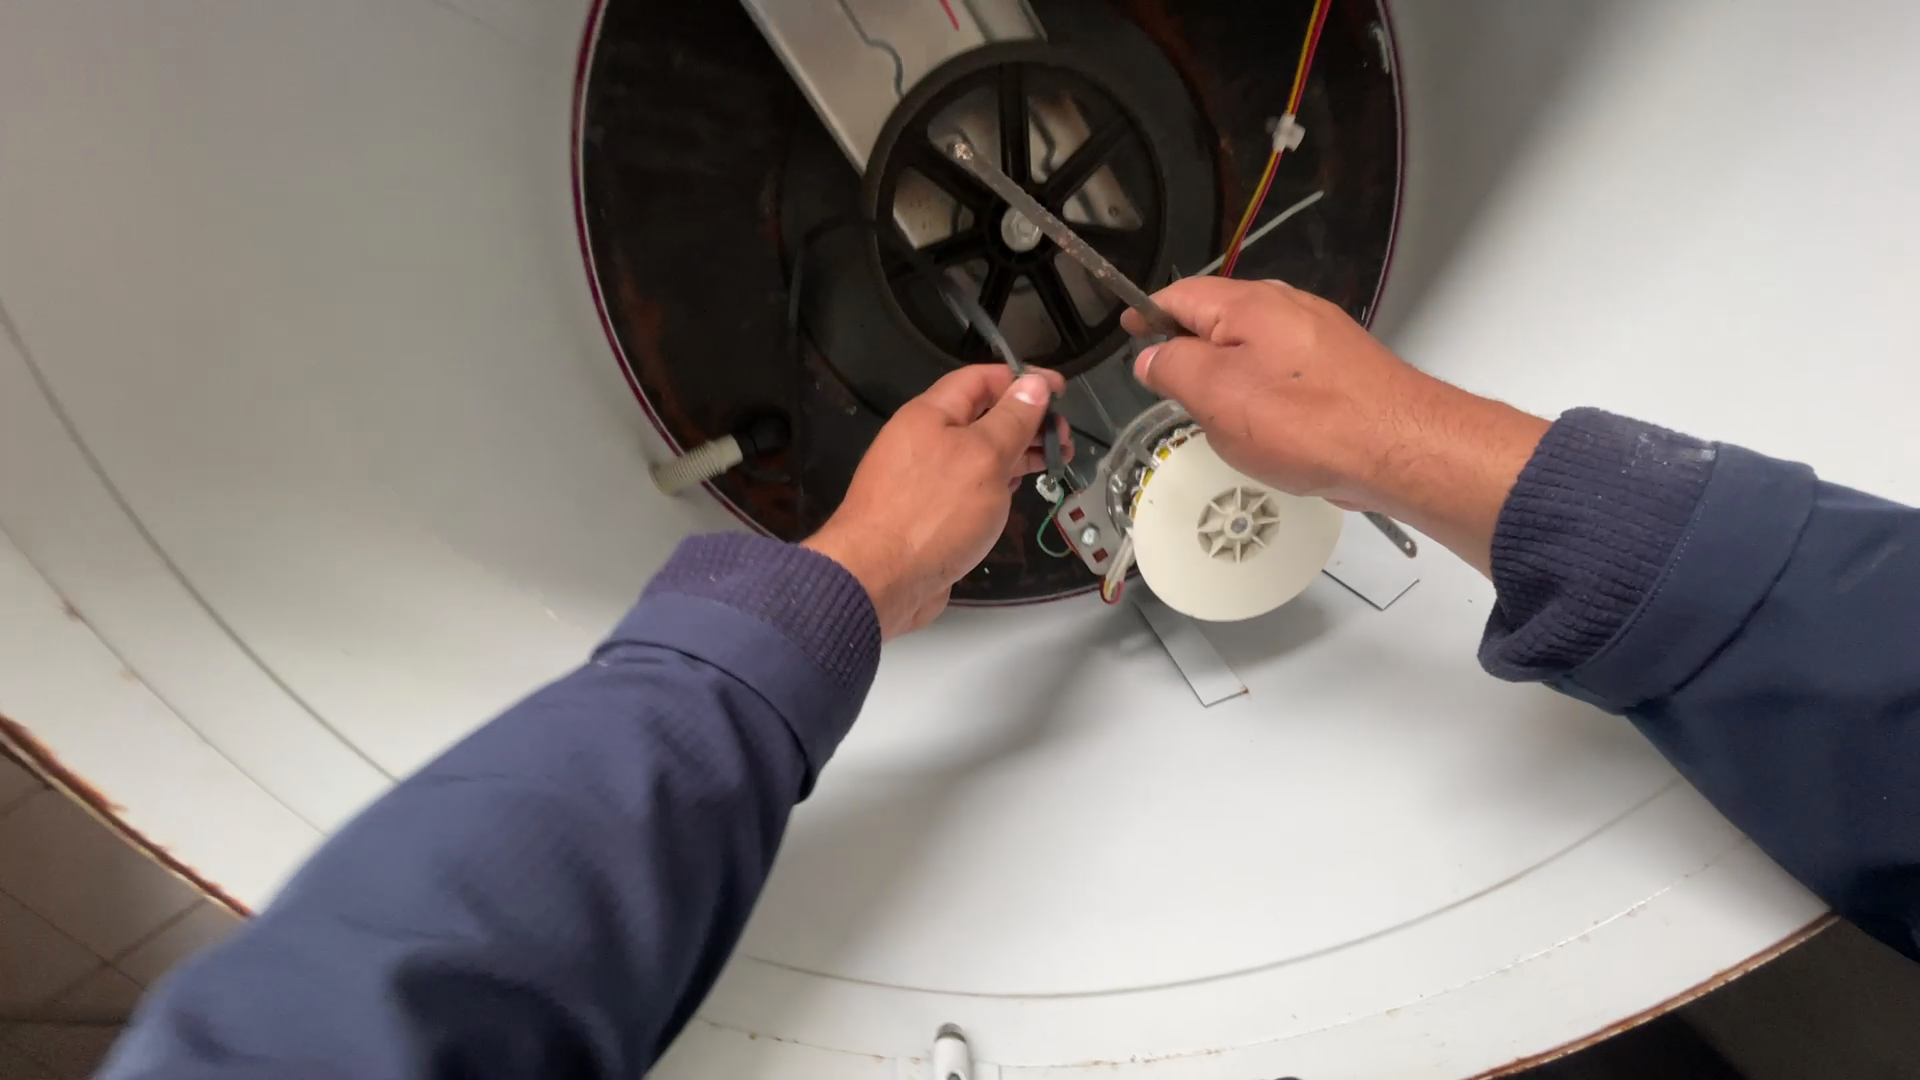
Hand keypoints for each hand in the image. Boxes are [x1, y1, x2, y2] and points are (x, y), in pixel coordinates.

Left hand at [804, 365, 1070, 637]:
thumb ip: (1012, 420)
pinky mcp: (929, 516)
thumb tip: (1034, 384)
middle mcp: (924, 443)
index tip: (1060, 391)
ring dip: (1016, 455)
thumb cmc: (931, 513)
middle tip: (1064, 438)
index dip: (1023, 380)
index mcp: (931, 415)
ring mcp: (925, 481)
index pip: (981, 379)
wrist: (878, 581)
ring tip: (1054, 462)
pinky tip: (1016, 492)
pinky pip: (968, 489)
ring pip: (978, 456)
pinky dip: (996, 485)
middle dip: (1026, 422)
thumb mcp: (983, 457)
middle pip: (982, 418)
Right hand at [1122, 277, 1547, 574]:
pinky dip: (1252, 385)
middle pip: (1216, 316)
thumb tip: (1151, 357)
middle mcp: (1285, 307)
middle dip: (1184, 344)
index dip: (1148, 313)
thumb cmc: (1302, 421)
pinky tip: (1254, 419)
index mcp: (1248, 305)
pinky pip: (1277, 367)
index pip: (1181, 296)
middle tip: (1162, 380)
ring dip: (1219, 368)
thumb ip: (1174, 368)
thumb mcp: (1215, 393)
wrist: (1399, 447)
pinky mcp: (1336, 367)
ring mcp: (1315, 336)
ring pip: (1248, 344)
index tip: (1128, 329)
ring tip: (1205, 406)